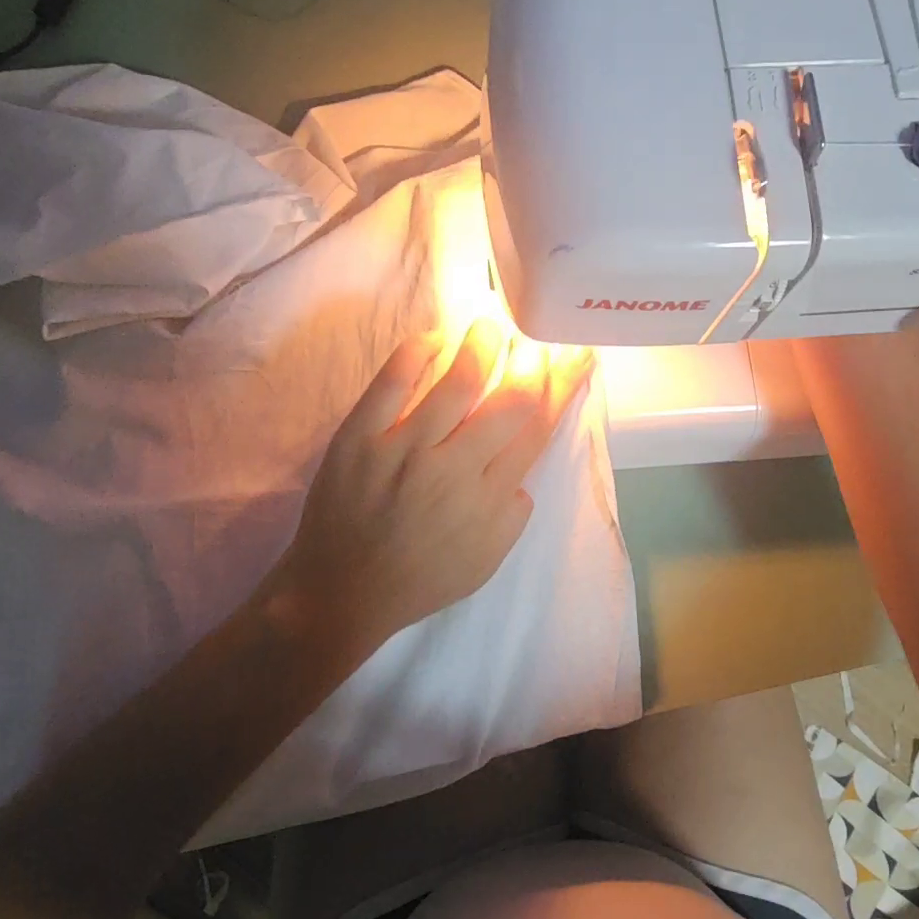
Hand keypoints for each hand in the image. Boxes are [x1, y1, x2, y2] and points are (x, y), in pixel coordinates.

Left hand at [273, 319, 593, 646]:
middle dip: (530, 363)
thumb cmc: (419, 579)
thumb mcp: (484, 563)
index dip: (562, 388)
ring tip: (490, 326)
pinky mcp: (360, 438)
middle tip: (533, 339)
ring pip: (456, 383)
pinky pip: (391, 383)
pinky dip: (415, 353)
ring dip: (481, 347)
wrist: (343, 592)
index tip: (575, 358)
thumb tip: (521, 472)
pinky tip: (433, 338)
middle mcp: (455, 469)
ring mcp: (405, 449)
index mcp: (489, 499)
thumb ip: (512, 515)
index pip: (537, 430)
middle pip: (509, 401)